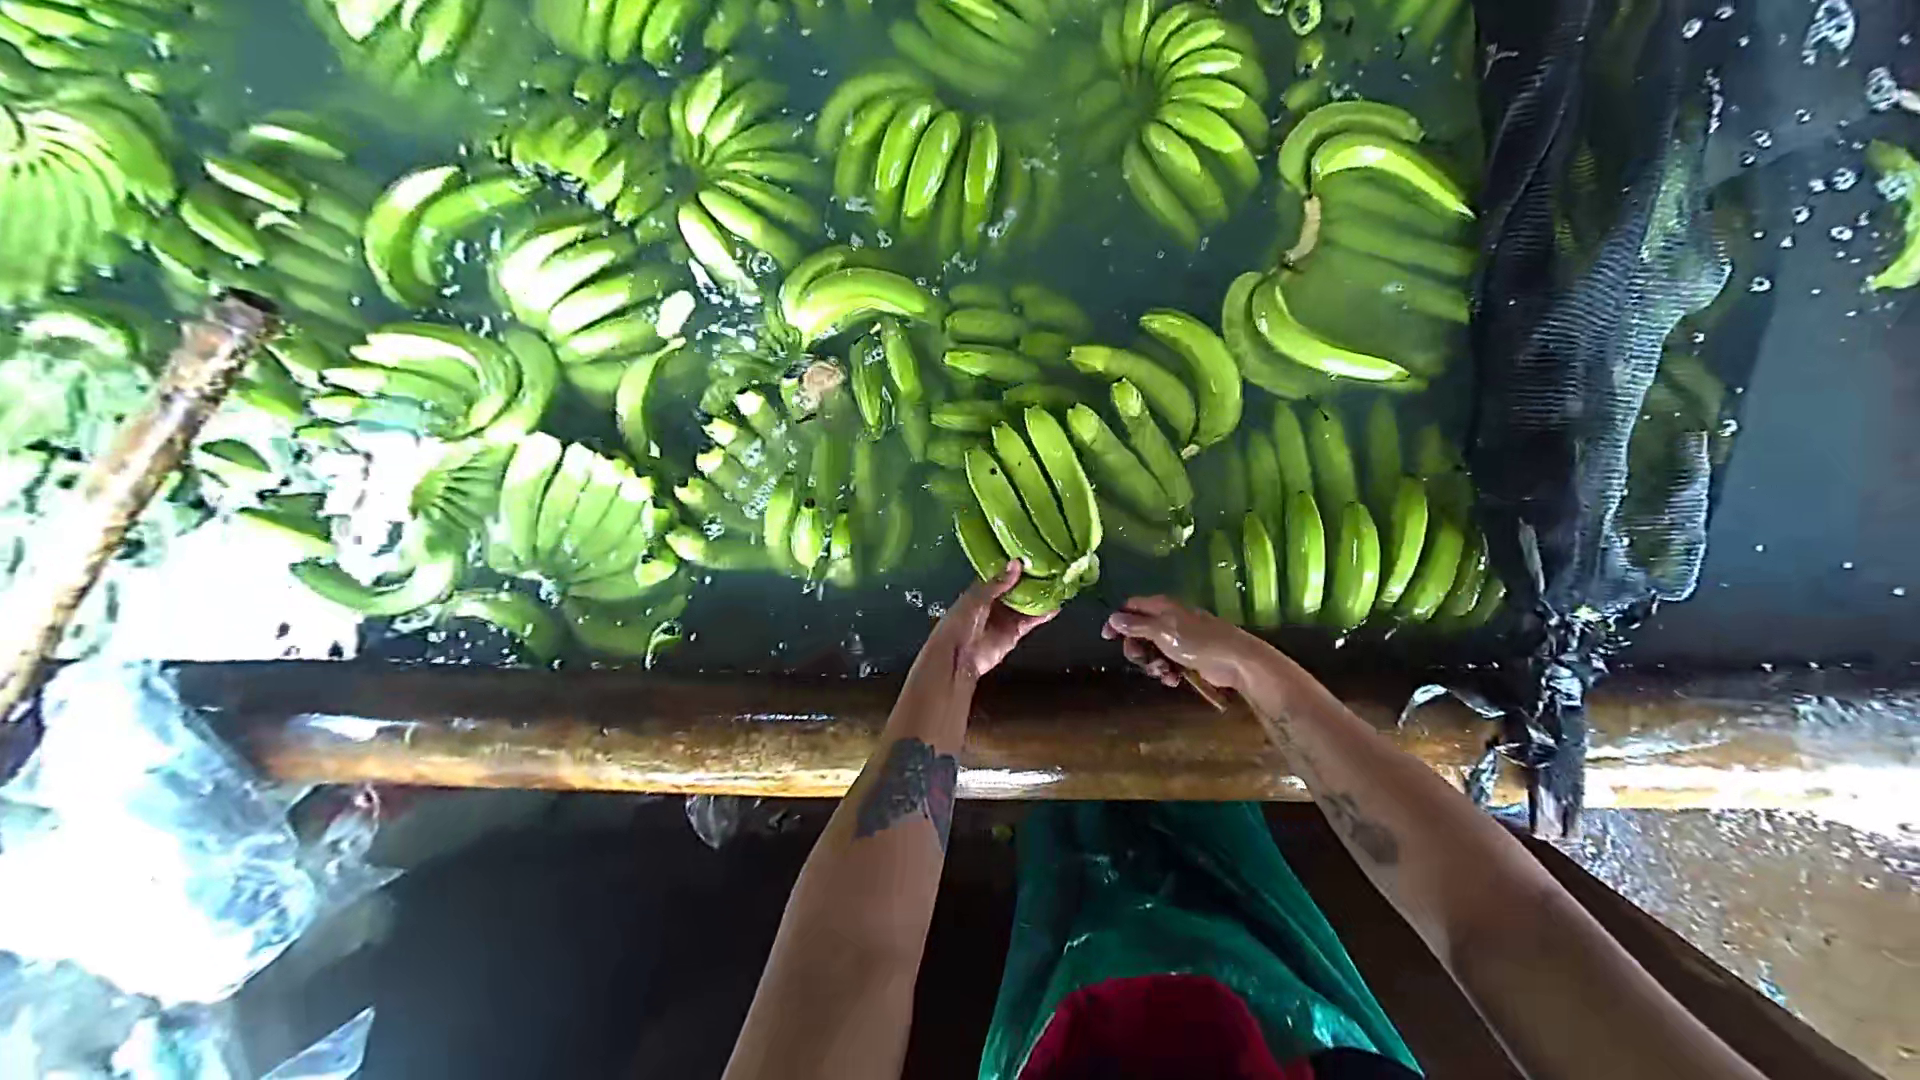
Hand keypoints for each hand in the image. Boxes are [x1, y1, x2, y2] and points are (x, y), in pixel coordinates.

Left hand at [926, 562, 1058, 681]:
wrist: (957, 658)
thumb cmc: (959, 623)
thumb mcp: (976, 598)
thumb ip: (997, 583)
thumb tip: (1016, 564)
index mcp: (981, 590)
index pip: (1001, 574)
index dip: (1014, 565)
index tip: (1031, 554)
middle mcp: (994, 602)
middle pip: (1016, 588)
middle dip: (1031, 580)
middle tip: (1050, 567)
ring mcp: (1005, 618)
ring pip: (1026, 604)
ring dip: (1039, 596)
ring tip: (1058, 584)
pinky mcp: (1014, 633)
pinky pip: (1030, 622)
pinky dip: (1041, 615)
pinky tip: (1055, 606)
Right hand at [1101, 595, 1272, 691]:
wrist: (1236, 661)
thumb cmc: (1197, 642)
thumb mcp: (1162, 631)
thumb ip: (1135, 625)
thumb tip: (1113, 618)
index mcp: (1161, 607)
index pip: (1130, 607)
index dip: (1117, 620)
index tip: (1107, 637)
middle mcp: (1168, 619)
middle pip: (1138, 631)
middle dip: (1136, 649)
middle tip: (1141, 660)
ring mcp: (1179, 638)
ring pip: (1152, 650)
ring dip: (1152, 664)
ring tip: (1163, 673)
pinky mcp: (1188, 656)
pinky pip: (1167, 662)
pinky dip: (1167, 671)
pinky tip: (1173, 679)